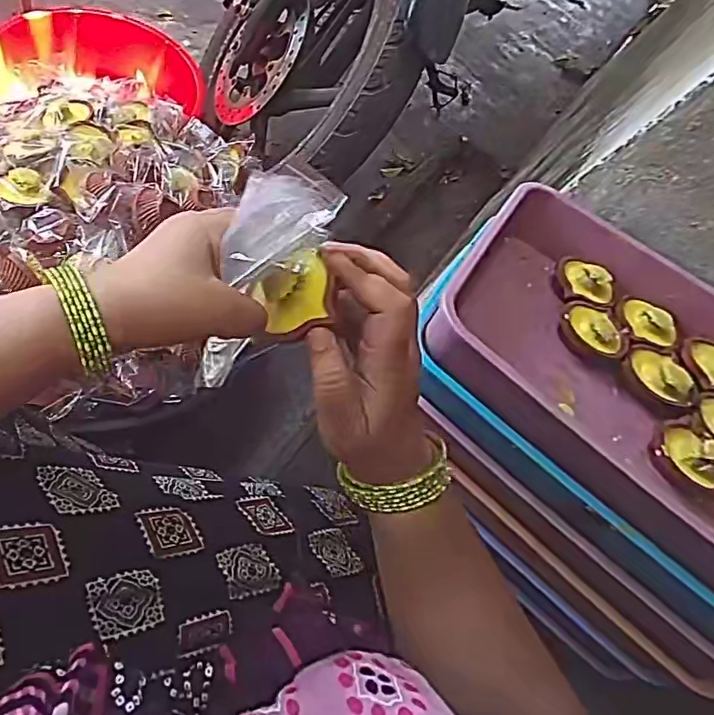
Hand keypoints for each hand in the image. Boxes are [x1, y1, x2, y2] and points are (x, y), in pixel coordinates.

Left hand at [88, 209, 267, 351]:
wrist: (101, 319)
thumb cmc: (164, 303)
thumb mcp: (222, 310)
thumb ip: (255, 313)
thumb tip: (263, 319)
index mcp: (204, 224)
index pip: (256, 223)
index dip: (278, 248)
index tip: (291, 277)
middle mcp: (187, 231)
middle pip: (237, 248)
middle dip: (254, 275)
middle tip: (271, 300)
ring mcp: (170, 253)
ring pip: (217, 269)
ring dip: (231, 292)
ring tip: (243, 315)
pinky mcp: (158, 275)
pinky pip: (197, 283)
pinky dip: (209, 300)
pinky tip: (213, 322)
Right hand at [306, 244, 432, 486]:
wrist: (391, 465)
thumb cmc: (365, 443)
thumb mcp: (337, 411)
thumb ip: (326, 366)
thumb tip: (314, 325)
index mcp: (392, 356)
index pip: (390, 302)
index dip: (361, 276)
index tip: (327, 262)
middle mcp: (399, 341)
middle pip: (398, 285)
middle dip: (366, 260)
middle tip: (327, 249)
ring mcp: (393, 342)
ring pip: (388, 292)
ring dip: (360, 270)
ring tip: (324, 261)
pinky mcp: (381, 346)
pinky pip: (371, 308)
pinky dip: (351, 291)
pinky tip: (325, 291)